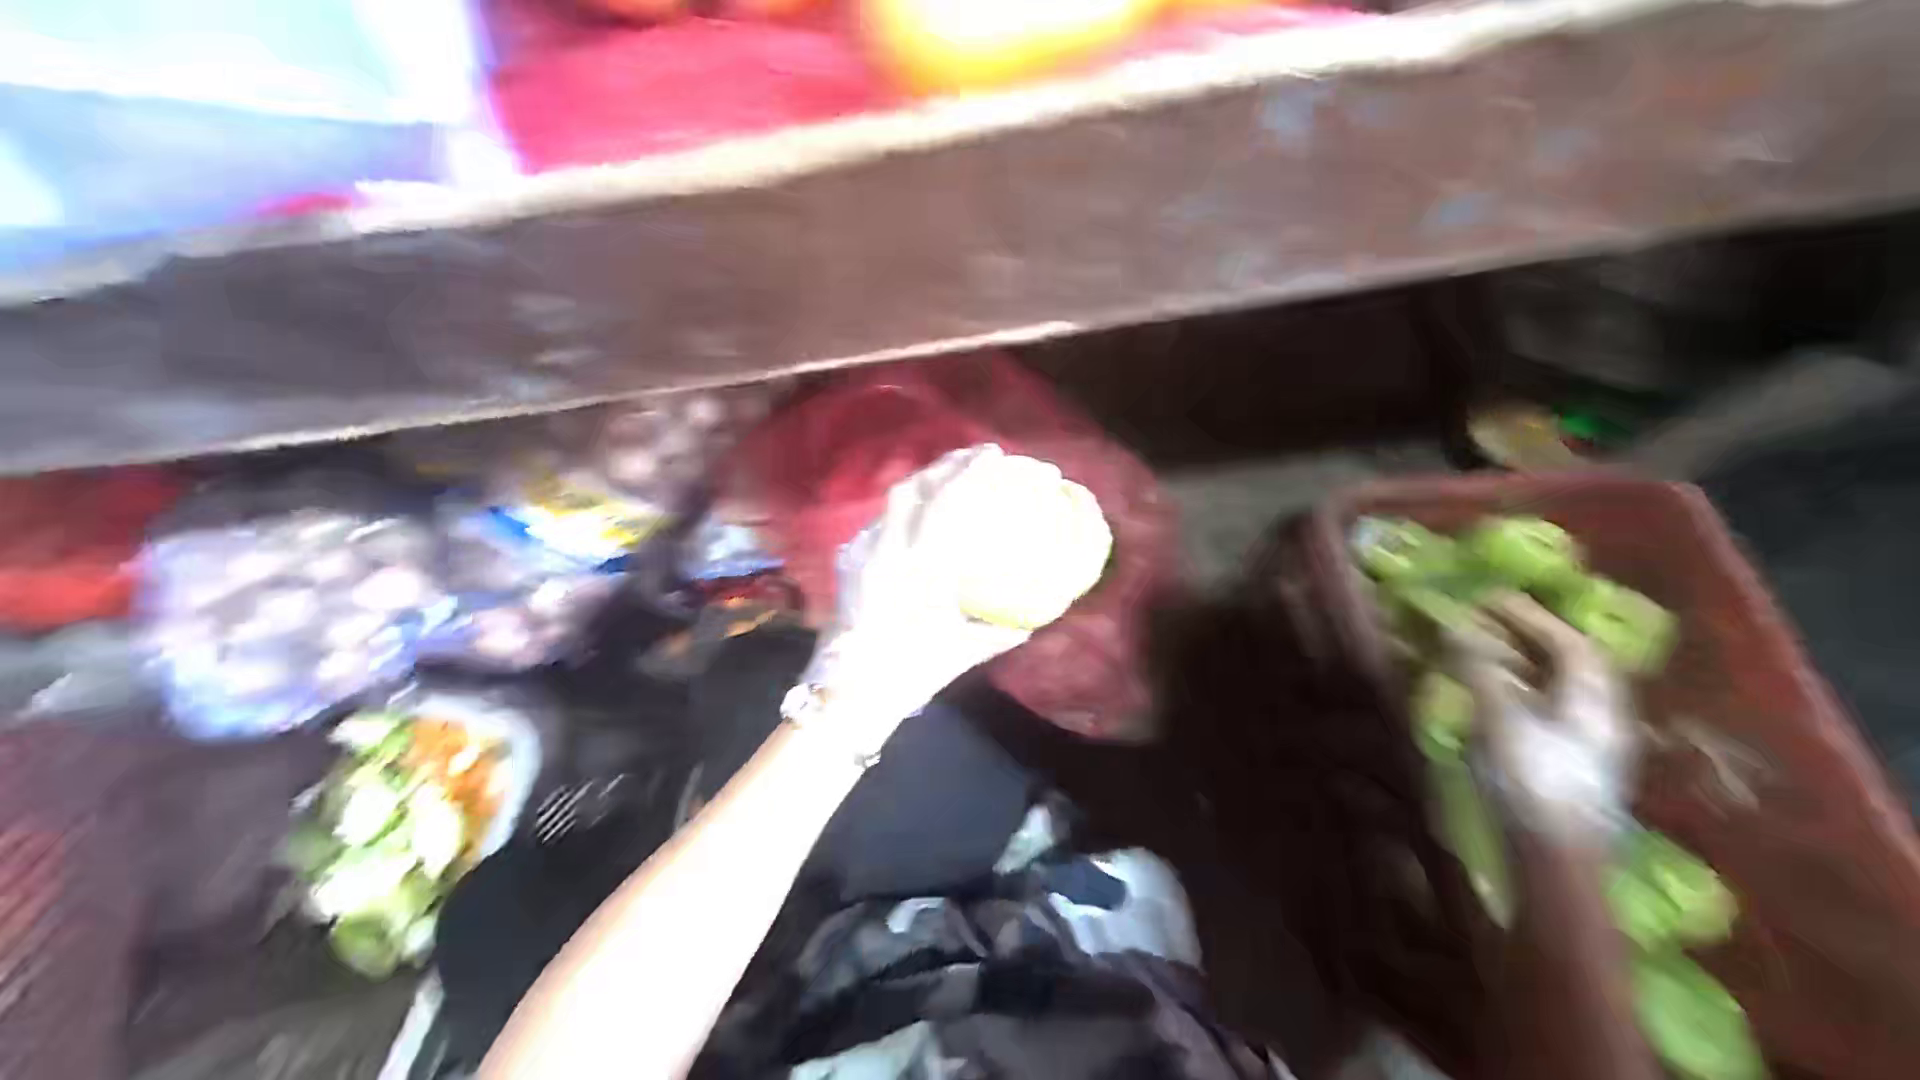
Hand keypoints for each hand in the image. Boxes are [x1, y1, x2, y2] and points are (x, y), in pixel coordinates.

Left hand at [795, 445, 1034, 750]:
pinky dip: (905, 511)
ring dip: (924, 482)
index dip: (972, 469)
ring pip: (893, 501)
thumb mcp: (965, 650)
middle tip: (976, 456)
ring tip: (948, 478)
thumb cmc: (910, 673)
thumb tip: (1035, 619)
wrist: (848, 691)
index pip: (947, 500)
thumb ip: (1003, 631)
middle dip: (947, 463)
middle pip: (915, 486)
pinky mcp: (849, 561)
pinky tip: (918, 520)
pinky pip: (881, 522)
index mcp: (919, 564)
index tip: (997, 454)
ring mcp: (863, 551)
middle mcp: (887, 547)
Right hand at [1448, 592, 1637, 840]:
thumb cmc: (1529, 778)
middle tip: (1485, 618)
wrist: (1552, 852)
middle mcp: (1600, 714)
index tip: (1490, 598)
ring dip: (1520, 661)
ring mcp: (1588, 741)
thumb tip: (1458, 627)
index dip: (1530, 616)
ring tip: (1480, 649)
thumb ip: (1479, 669)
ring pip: (1558, 686)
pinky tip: (1490, 692)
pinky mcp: (1569, 761)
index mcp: (1593, 700)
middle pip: (1570, 662)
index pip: (1570, 643)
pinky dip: (1517, 687)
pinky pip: (1546, 706)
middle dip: (1528, 635)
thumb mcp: (1498, 717)